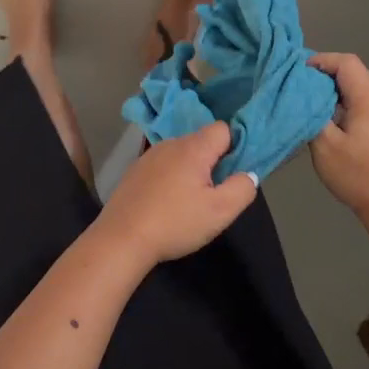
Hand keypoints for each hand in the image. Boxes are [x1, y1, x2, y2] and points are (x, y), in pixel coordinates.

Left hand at [93, 122, 259, 264]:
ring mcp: (147, 158)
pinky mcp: (132, 173)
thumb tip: (247, 174)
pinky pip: (161, 168)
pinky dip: (168, 180)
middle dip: (211, 162)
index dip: (233, 147)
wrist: (122, 239)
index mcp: (192, 148)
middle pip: (200, 142)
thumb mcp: (221, 211)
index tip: (232, 173)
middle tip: (212, 193)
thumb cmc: (175, 223)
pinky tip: (165, 204)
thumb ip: (242, 188)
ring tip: (188, 202)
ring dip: (189, 172)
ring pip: (179, 156)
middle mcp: (168, 145)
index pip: (222, 129)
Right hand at [309, 53, 368, 217]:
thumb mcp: (325, 146)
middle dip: (327, 76)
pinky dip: (350, 104)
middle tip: (300, 88)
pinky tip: (335, 122)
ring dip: (338, 92)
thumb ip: (312, 114)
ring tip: (313, 105)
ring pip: (363, 89)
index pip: (346, 63)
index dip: (321, 61)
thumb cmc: (357, 175)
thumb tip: (303, 96)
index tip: (297, 71)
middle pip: (356, 73)